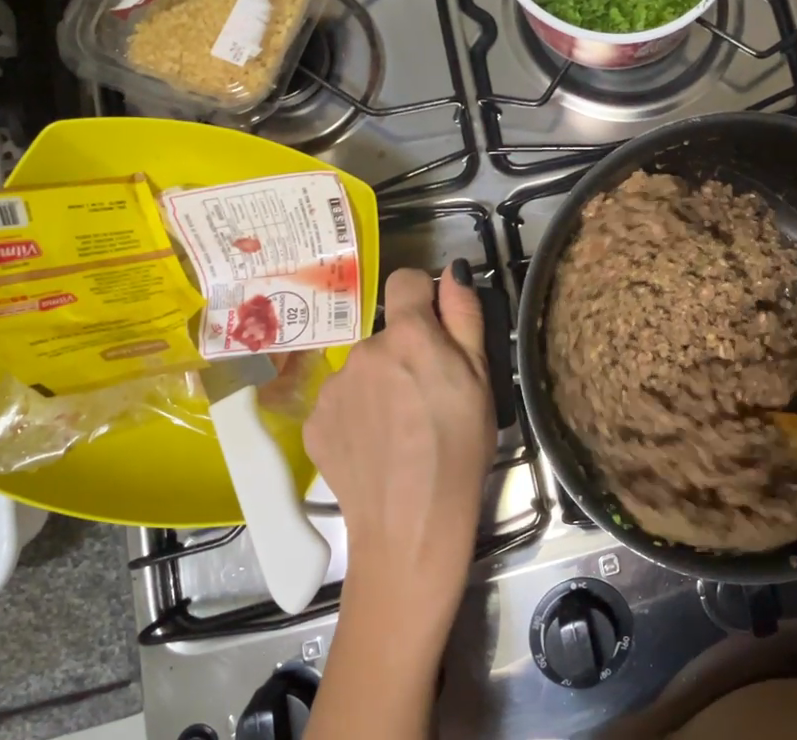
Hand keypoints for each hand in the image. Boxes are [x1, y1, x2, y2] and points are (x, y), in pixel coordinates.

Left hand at [304, 263, 494, 580]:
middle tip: (429, 395)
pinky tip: (378, 445)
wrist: (411, 523)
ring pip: (362, 369)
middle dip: (406, 351)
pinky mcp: (314, 422)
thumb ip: (465, 317)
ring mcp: (332, 387)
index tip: (437, 324)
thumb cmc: (460, 448)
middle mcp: (363, 351)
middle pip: (386, 333)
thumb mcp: (483, 379)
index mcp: (409, 336)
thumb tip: (452, 272)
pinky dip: (358, 414)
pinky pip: (340, 402)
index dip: (424, 295)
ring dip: (380, 383)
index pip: (406, 280)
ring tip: (403, 428)